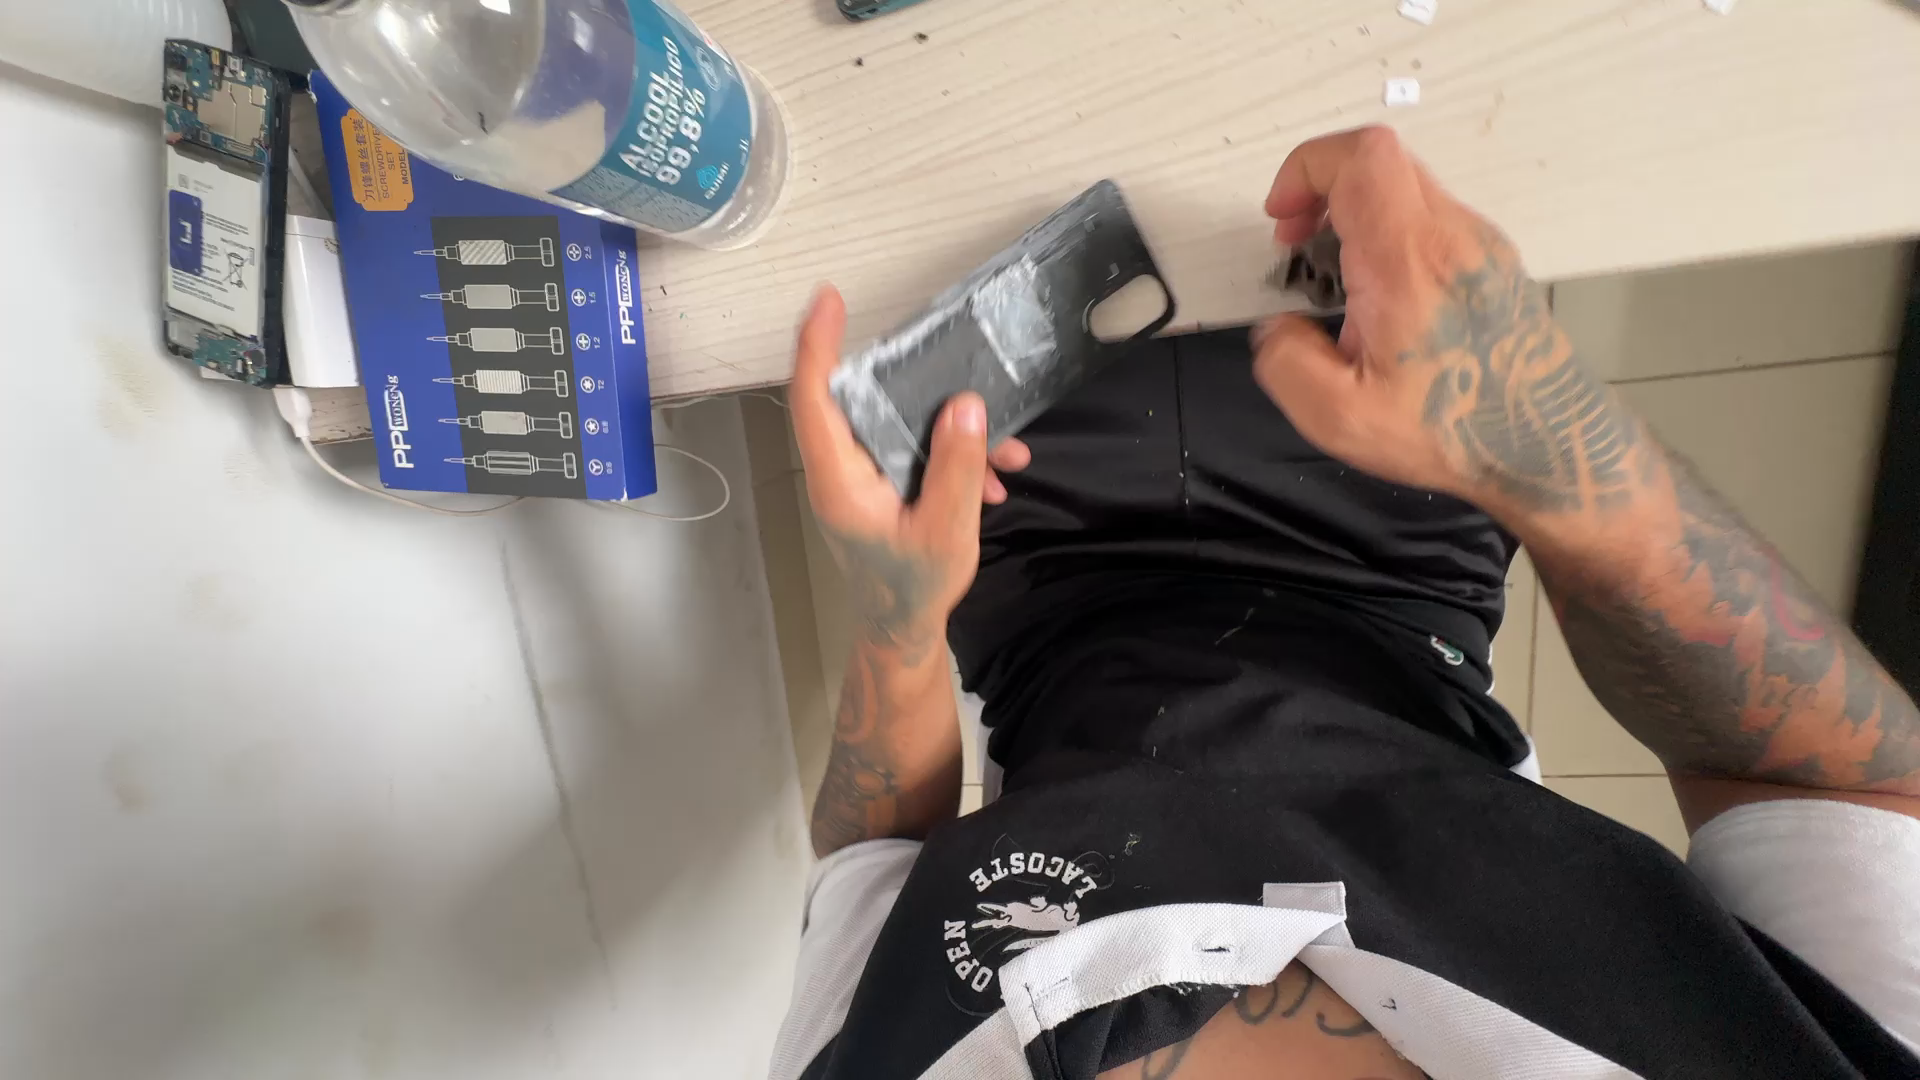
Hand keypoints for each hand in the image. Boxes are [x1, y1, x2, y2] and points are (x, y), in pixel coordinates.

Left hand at [789, 286, 1029, 651]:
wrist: (903, 628)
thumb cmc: (913, 589)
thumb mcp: (946, 531)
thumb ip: (956, 468)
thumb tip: (967, 404)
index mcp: (840, 479)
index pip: (814, 398)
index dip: (817, 345)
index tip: (829, 299)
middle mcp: (843, 470)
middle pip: (863, 400)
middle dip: (921, 386)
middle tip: (959, 367)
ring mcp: (863, 477)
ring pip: (899, 426)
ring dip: (954, 431)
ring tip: (1008, 452)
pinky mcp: (884, 485)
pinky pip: (915, 451)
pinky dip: (954, 456)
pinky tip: (995, 477)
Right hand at [1252, 126, 1635, 516]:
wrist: (1544, 442)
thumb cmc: (1442, 430)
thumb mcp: (1334, 415)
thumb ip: (1284, 360)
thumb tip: (1277, 326)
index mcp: (1408, 262)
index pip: (1361, 159)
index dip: (1306, 168)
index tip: (1279, 220)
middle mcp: (1450, 235)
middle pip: (1381, 161)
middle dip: (1319, 190)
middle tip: (1293, 248)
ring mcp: (1478, 243)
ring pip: (1403, 187)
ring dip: (1348, 214)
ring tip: (1326, 278)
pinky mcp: (1489, 261)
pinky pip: (1425, 218)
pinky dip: (1379, 234)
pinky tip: (1368, 297)